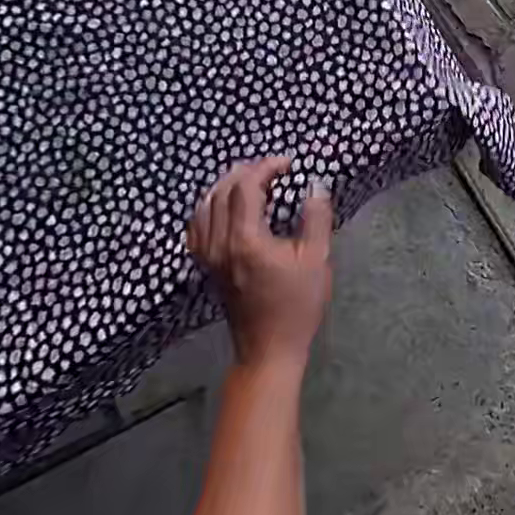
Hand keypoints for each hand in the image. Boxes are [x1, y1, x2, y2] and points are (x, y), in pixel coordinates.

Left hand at [189, 157, 333, 371]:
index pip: (246, 187)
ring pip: (205, 206)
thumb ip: (316, 218)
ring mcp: (208, 256)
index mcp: (246, 239)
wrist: (269, 349)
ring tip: (251, 182)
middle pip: (222, 191)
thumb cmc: (297, 305)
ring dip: (226, 186)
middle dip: (246, 172)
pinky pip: (197, 227)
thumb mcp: (317, 259)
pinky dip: (209, 208)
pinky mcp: (206, 266)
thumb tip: (315, 185)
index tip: (287, 164)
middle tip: (272, 170)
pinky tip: (225, 208)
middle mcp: (220, 243)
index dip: (265, 167)